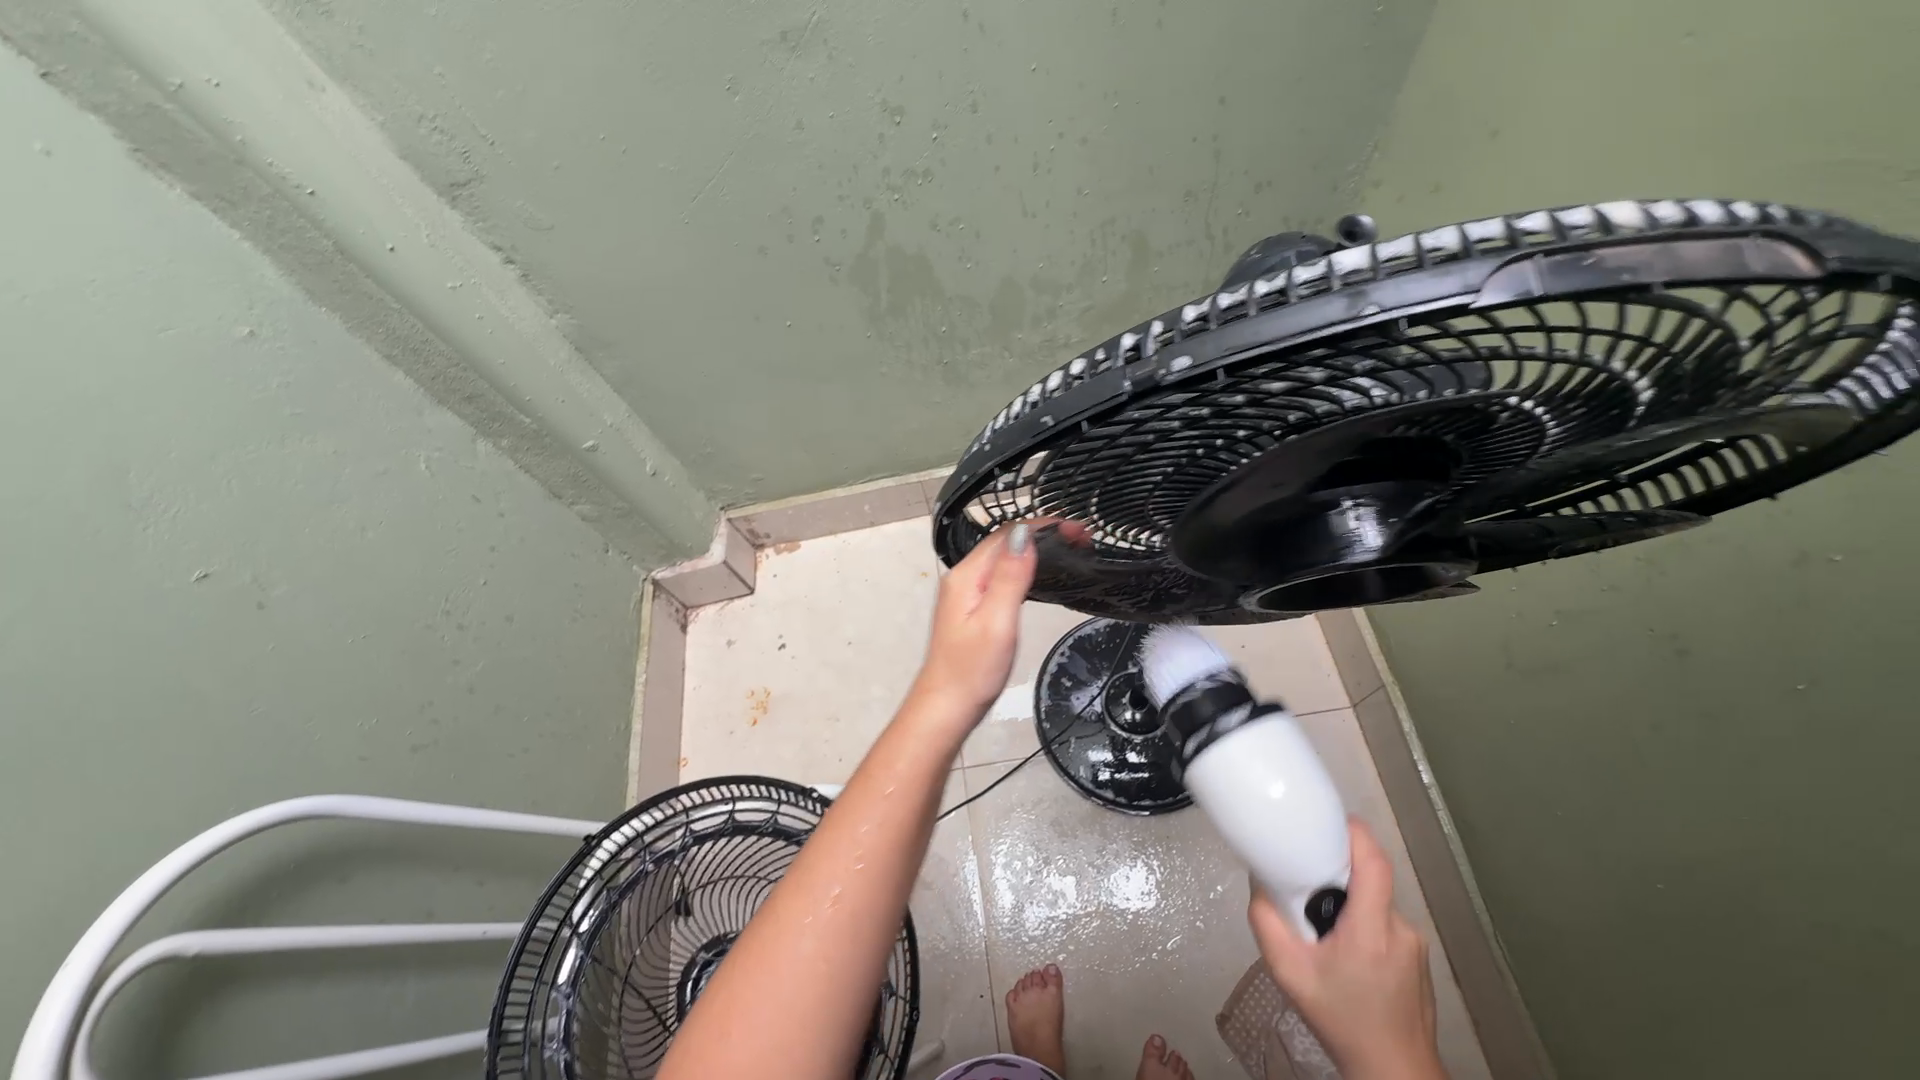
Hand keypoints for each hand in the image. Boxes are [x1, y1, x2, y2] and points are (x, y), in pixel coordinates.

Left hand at [910, 522, 1071, 718]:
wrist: (947, 707)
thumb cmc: (973, 671)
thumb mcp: (996, 622)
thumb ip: (1009, 577)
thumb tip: (1024, 535)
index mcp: (967, 576)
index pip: (1007, 534)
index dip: (1043, 526)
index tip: (1078, 530)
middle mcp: (964, 577)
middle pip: (1005, 541)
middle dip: (1043, 532)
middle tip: (1082, 539)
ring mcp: (967, 592)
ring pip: (1004, 556)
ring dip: (1036, 547)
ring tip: (1070, 550)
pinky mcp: (973, 607)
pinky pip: (1002, 574)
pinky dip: (1025, 566)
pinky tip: (1042, 573)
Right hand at [1248, 819, 1445, 1079]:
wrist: (1392, 1070)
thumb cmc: (1339, 1019)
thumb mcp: (1287, 973)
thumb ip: (1267, 922)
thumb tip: (1259, 881)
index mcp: (1370, 929)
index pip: (1373, 862)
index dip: (1353, 832)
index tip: (1327, 820)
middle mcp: (1400, 928)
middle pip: (1370, 878)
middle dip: (1338, 874)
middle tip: (1307, 886)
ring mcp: (1415, 942)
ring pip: (1376, 902)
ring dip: (1350, 905)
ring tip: (1324, 932)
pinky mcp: (1419, 956)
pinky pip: (1385, 922)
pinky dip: (1364, 925)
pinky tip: (1346, 955)